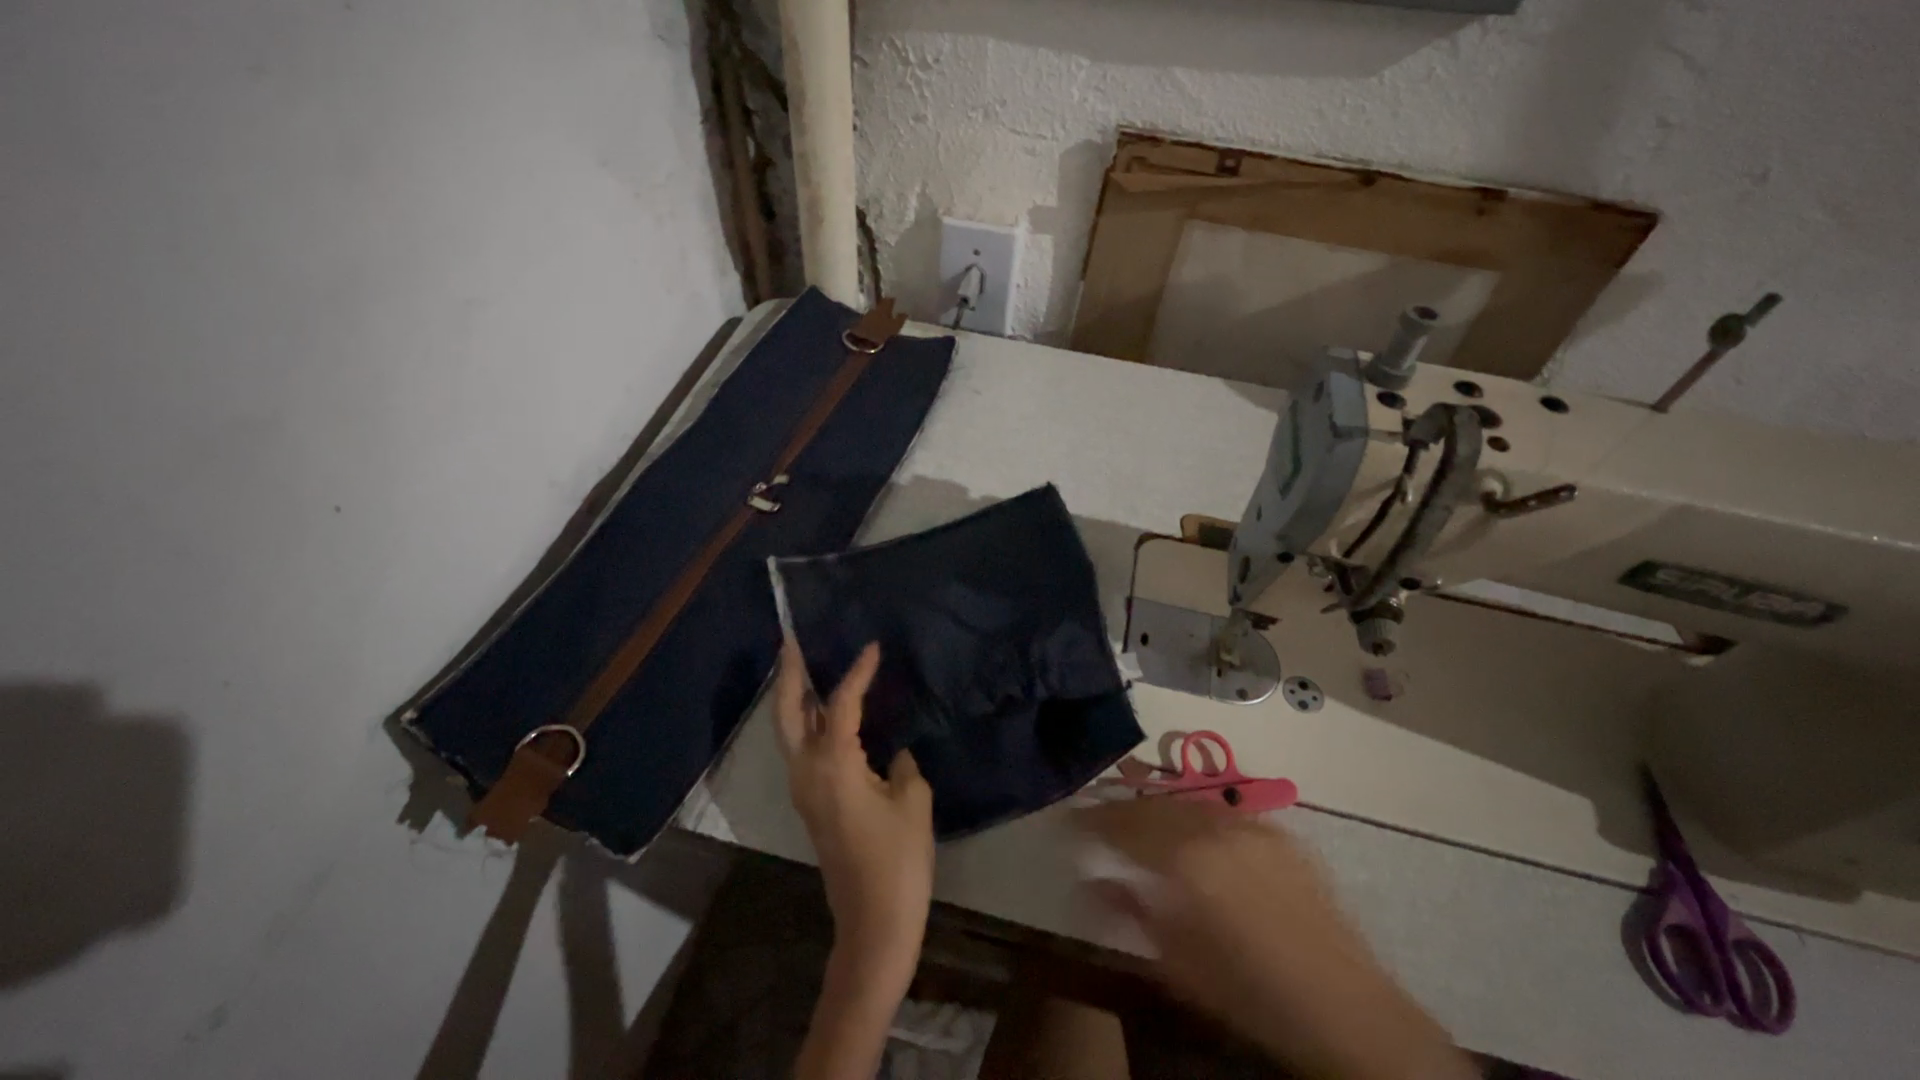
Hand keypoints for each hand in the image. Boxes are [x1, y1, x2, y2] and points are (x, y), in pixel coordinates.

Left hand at [776, 638, 934, 979]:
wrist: (873, 919)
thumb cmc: (898, 858)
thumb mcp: (913, 801)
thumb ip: (902, 765)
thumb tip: (894, 755)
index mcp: (833, 764)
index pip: (840, 704)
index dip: (857, 673)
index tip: (872, 647)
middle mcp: (806, 770)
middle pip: (786, 712)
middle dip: (788, 674)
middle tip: (792, 640)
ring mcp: (802, 789)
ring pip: (788, 731)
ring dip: (793, 697)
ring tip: (807, 667)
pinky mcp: (810, 804)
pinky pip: (800, 750)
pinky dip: (806, 723)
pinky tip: (826, 712)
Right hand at [1078, 799, 1476, 1079]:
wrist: (1346, 1009)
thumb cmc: (1248, 995)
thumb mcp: (1176, 963)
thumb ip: (1130, 912)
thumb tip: (1092, 882)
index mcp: (1187, 859)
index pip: (1123, 823)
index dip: (1090, 818)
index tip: (1067, 817)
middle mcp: (1218, 829)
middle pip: (1154, 804)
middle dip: (1119, 804)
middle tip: (1093, 808)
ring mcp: (1254, 827)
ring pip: (1189, 801)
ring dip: (1156, 802)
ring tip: (1134, 807)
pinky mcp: (1282, 835)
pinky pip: (1223, 812)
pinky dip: (1195, 812)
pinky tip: (1189, 826)